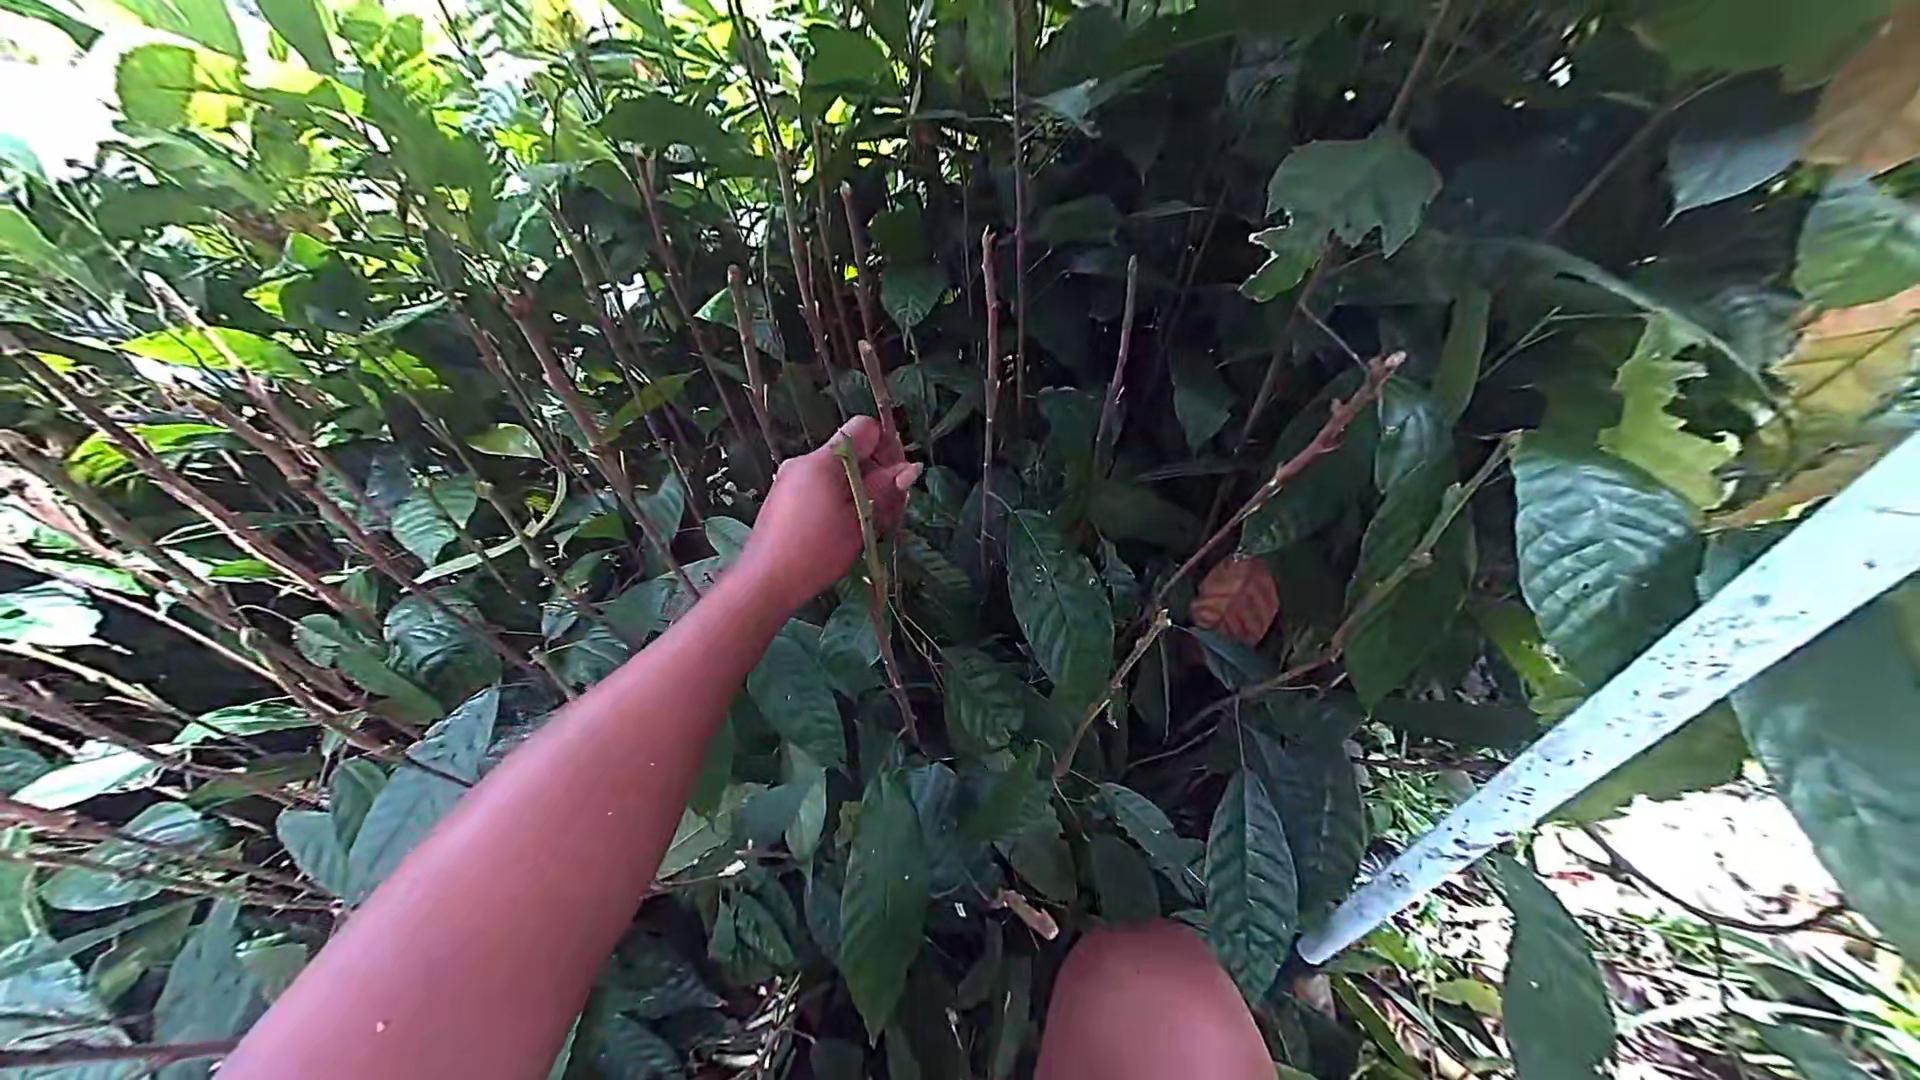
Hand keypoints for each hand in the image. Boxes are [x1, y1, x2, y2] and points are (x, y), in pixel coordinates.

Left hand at [736, 415, 920, 609]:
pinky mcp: (787, 496)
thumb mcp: (858, 521)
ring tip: (871, 524)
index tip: (897, 479)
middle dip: (878, 474)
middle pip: (854, 451)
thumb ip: (884, 489)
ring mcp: (793, 478)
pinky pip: (824, 485)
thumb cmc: (816, 553)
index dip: (887, 447)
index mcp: (823, 461)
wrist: (766, 581)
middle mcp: (805, 462)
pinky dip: (843, 499)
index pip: (864, 429)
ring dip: (863, 490)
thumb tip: (910, 469)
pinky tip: (849, 527)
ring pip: (841, 471)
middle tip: (890, 509)